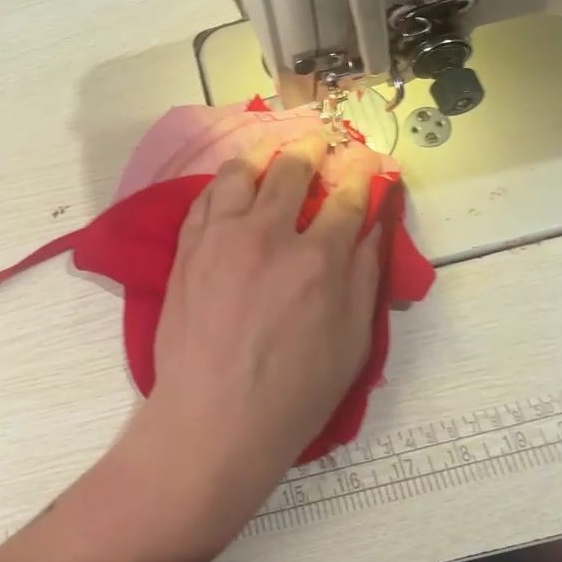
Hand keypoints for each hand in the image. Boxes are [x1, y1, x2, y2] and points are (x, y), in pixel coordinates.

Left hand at [142, 134, 384, 483]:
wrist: (212, 419)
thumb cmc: (293, 393)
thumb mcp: (351, 342)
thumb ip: (364, 277)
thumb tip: (373, 227)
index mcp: (318, 260)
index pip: (345, 197)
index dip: (360, 174)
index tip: (365, 161)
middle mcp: (269, 234)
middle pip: (292, 169)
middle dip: (312, 148)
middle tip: (318, 141)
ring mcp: (222, 236)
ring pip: (241, 172)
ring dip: (262, 154)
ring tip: (271, 152)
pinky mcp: (188, 247)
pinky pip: (206, 197)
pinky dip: (224, 184)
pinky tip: (231, 184)